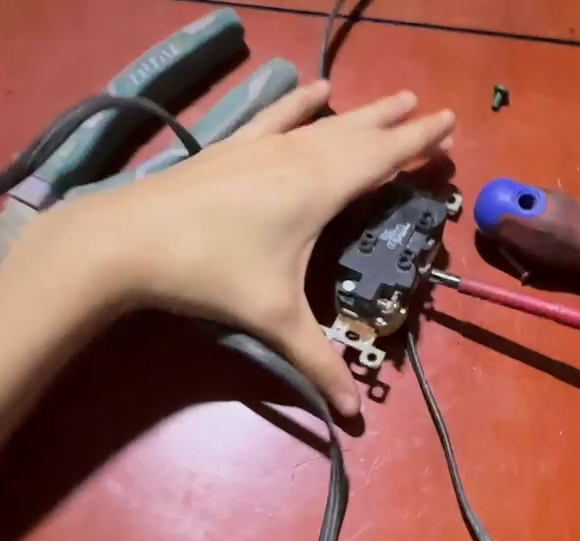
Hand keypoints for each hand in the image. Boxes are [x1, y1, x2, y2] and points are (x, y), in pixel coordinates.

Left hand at [22, 81, 454, 418]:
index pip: (380, 159)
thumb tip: (354, 415)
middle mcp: (295, 157)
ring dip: (361, 112)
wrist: (128, 240)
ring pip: (322, 122)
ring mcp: (260, 147)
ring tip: (391, 99)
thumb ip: (319, 364)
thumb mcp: (274, 321)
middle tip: (434, 116)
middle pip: (358, 134)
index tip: (450, 124)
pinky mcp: (231, 148)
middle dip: (399, 126)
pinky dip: (299, 102)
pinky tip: (313, 87)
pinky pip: (276, 116)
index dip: (417, 143)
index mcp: (317, 190)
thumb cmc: (211, 275)